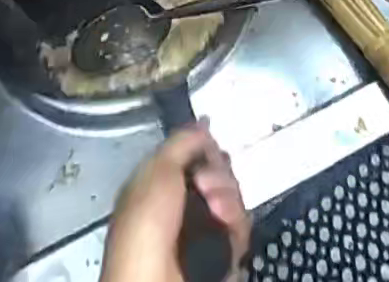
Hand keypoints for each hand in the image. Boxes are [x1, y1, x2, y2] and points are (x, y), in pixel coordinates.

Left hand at [102, 122, 249, 281]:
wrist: (157, 279)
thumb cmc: (147, 220)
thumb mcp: (157, 169)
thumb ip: (181, 142)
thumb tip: (204, 123)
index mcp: (159, 182)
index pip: (190, 156)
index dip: (202, 146)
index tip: (211, 140)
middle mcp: (182, 204)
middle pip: (215, 174)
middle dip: (217, 172)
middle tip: (206, 182)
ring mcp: (203, 229)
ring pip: (231, 198)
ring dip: (227, 196)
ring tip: (215, 206)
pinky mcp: (223, 254)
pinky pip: (240, 227)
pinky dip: (237, 221)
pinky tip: (226, 221)